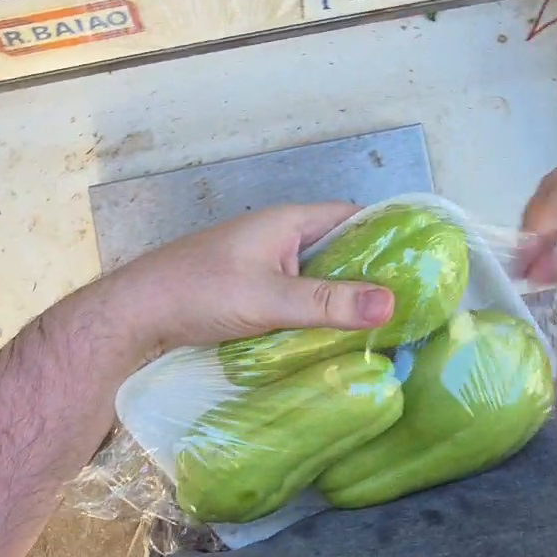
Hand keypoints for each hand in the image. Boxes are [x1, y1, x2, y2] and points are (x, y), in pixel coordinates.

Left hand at [93, 203, 395, 358]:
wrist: (136, 315)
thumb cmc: (200, 291)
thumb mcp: (269, 297)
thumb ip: (329, 302)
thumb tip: (392, 302)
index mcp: (287, 222)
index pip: (351, 216)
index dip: (386, 233)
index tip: (420, 262)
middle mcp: (278, 238)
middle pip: (337, 250)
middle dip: (369, 274)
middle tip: (410, 306)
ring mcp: (263, 267)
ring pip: (316, 278)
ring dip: (342, 299)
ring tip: (383, 327)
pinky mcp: (250, 294)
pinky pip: (296, 299)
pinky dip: (316, 314)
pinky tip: (334, 340)